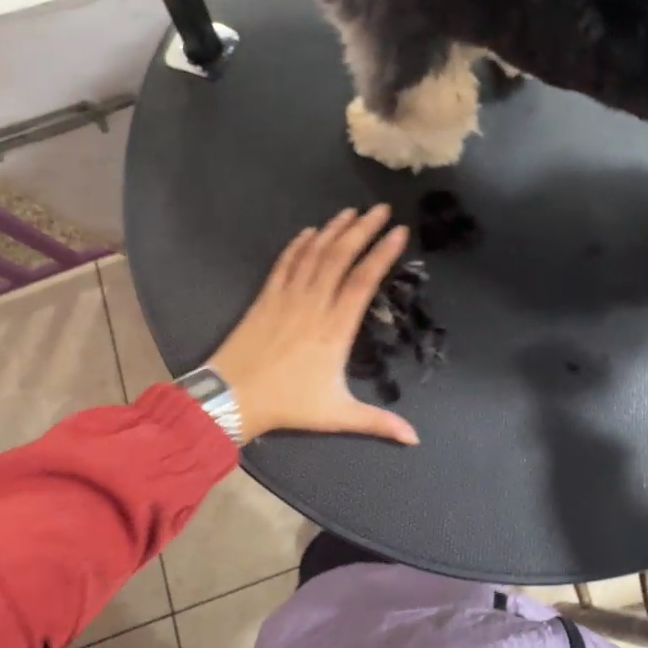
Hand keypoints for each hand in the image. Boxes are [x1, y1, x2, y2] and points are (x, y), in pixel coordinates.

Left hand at [207, 206, 418, 444]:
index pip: (363, 281)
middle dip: (363, 229)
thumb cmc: (287, 405)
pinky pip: (285, 263)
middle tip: (381, 209)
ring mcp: (287, 297)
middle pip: (341, 257)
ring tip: (352, 212)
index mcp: (335, 328)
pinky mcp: (266, 297)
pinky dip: (299, 244)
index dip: (382, 253)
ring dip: (334, 230)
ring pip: (314, 254)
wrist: (232, 398)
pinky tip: (310, 231)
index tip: (399, 231)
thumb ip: (377, 422)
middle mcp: (314, 304)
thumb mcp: (336, 414)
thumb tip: (415, 439)